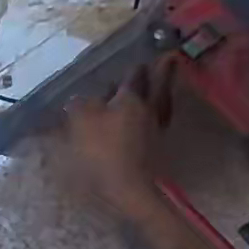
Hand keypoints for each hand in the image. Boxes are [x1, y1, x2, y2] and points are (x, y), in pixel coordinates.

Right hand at [57, 58, 175, 215]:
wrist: (127, 190)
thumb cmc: (102, 151)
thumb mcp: (81, 122)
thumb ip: (79, 104)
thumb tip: (79, 99)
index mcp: (131, 98)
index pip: (134, 77)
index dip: (135, 68)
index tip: (141, 59)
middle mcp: (147, 110)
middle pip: (158, 87)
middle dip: (162, 72)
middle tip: (170, 58)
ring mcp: (154, 131)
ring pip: (161, 105)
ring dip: (162, 93)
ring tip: (160, 87)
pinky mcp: (155, 151)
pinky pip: (156, 124)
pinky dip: (155, 116)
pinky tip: (147, 119)